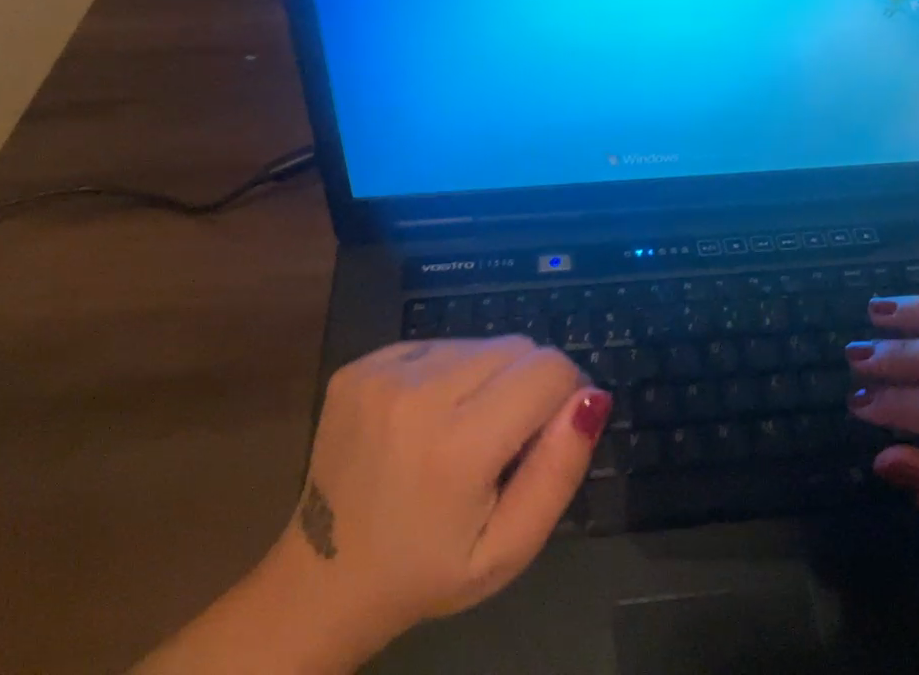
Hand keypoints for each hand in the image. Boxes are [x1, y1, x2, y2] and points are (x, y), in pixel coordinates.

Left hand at [259, 337, 607, 664]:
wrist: (326, 576)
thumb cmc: (428, 570)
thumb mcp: (509, 548)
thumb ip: (558, 471)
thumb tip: (592, 398)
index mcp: (458, 445)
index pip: (548, 369)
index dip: (568, 393)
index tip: (555, 430)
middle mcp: (417, 392)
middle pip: (515, 347)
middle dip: (529, 384)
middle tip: (507, 441)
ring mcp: (380, 373)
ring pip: (476, 342)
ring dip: (487, 377)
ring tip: (464, 432)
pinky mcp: (358, 366)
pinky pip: (434, 345)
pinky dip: (446, 373)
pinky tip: (428, 419)